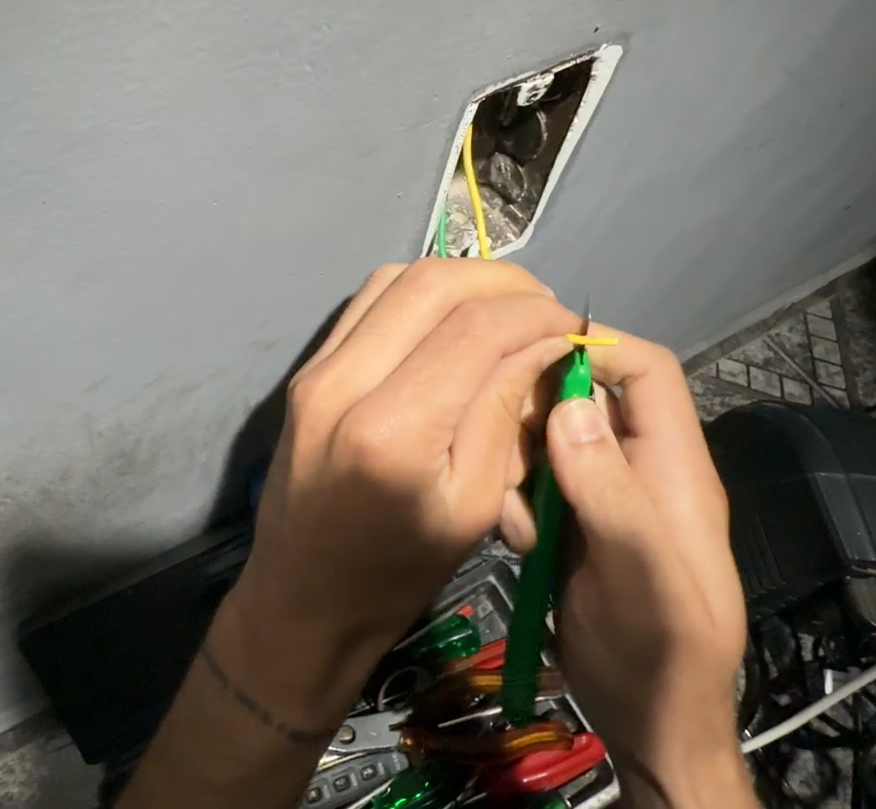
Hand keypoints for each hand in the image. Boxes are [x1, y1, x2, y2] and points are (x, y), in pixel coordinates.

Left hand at [217, 258, 580, 729]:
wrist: (301, 597)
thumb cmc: (395, 575)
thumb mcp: (471, 507)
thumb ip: (504, 412)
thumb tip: (543, 340)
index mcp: (390, 429)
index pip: (476, 329)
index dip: (537, 315)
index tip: (575, 328)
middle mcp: (343, 380)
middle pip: (433, 282)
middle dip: (504, 283)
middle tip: (545, 309)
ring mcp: (315, 367)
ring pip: (395, 277)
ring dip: (460, 279)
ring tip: (505, 309)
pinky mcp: (307, 368)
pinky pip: (366, 301)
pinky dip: (417, 293)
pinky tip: (450, 319)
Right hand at [546, 328, 753, 805]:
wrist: (650, 729)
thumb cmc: (658, 655)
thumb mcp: (640, 577)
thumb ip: (610, 493)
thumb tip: (569, 405)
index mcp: (673, 467)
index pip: (648, 371)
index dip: (597, 347)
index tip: (531, 353)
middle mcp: (639, 469)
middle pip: (585, 398)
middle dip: (536, 413)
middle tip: (501, 450)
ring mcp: (603, 497)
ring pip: (549, 440)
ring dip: (518, 463)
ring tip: (511, 510)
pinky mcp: (573, 525)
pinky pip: (536, 484)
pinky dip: (515, 499)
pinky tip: (512, 538)